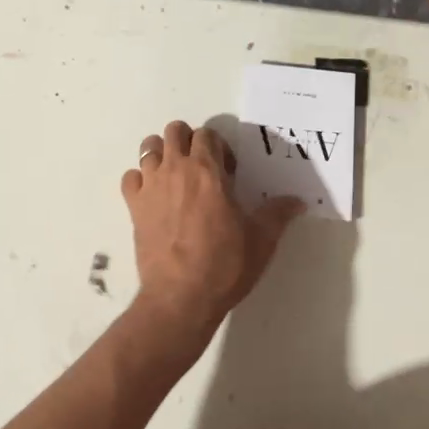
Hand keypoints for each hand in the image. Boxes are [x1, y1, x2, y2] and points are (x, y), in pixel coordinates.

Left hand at [121, 121, 305, 336]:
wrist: (181, 297)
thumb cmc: (224, 265)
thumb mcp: (261, 240)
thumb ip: (278, 214)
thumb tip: (297, 201)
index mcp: (208, 169)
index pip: (208, 134)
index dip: (219, 147)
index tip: (228, 171)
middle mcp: (176, 168)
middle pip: (175, 131)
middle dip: (189, 141)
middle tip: (201, 167)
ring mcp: (151, 185)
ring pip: (149, 147)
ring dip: (162, 154)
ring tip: (175, 177)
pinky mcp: (134, 206)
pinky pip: (130, 177)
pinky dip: (140, 181)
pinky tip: (153, 198)